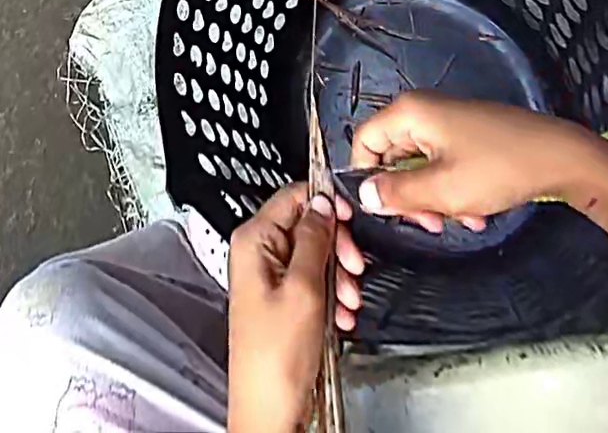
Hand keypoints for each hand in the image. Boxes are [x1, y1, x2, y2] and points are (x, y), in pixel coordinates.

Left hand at [226, 184, 365, 432]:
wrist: (268, 413)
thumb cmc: (275, 358)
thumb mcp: (304, 289)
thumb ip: (315, 240)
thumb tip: (323, 204)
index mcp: (253, 239)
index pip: (292, 197)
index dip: (325, 203)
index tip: (351, 216)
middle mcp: (256, 252)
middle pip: (306, 225)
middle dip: (336, 246)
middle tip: (354, 267)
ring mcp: (267, 276)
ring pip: (313, 255)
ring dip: (338, 274)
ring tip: (349, 300)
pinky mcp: (279, 300)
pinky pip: (311, 281)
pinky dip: (331, 295)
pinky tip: (342, 316)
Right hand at [350, 91, 607, 232]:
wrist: (562, 156)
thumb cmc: (498, 168)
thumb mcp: (444, 190)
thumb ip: (398, 194)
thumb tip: (363, 196)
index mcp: (408, 113)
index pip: (365, 141)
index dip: (366, 175)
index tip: (385, 208)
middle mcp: (420, 110)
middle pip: (391, 154)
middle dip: (407, 192)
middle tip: (428, 222)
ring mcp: (444, 120)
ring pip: (418, 162)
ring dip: (431, 195)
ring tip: (458, 220)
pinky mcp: (464, 132)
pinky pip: (440, 160)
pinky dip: (449, 186)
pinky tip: (474, 211)